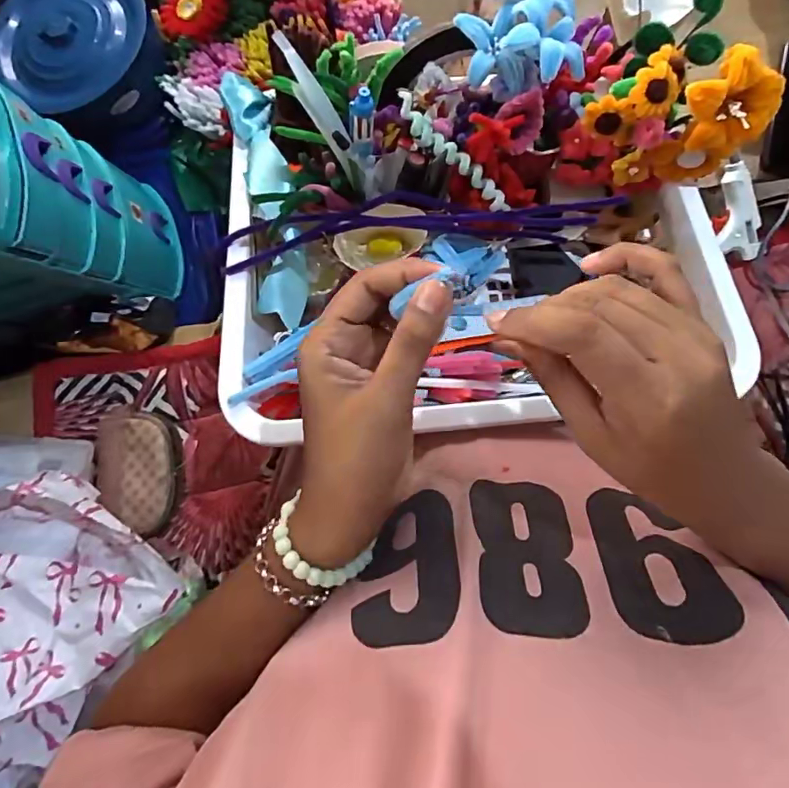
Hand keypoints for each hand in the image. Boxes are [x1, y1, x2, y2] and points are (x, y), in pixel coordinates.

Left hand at [294, 259, 450, 566]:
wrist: (349, 516)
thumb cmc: (359, 456)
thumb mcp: (388, 395)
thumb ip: (414, 339)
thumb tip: (440, 284)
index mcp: (327, 341)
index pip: (363, 288)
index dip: (402, 273)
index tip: (446, 272)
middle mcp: (340, 345)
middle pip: (378, 301)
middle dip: (415, 288)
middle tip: (462, 282)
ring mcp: (361, 363)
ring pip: (392, 322)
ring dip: (422, 310)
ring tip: (461, 298)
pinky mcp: (379, 381)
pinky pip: (401, 346)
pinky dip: (423, 336)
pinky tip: (449, 327)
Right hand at [489, 244, 765, 522]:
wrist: (724, 477)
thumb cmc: (653, 471)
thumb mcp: (592, 436)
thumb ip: (553, 378)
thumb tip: (510, 336)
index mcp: (649, 397)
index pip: (583, 334)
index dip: (534, 321)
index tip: (498, 322)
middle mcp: (678, 354)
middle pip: (600, 305)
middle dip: (549, 309)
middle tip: (522, 327)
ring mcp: (696, 332)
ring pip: (622, 289)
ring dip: (575, 295)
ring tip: (552, 316)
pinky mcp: (703, 321)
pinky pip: (666, 271)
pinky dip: (627, 257)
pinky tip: (592, 266)